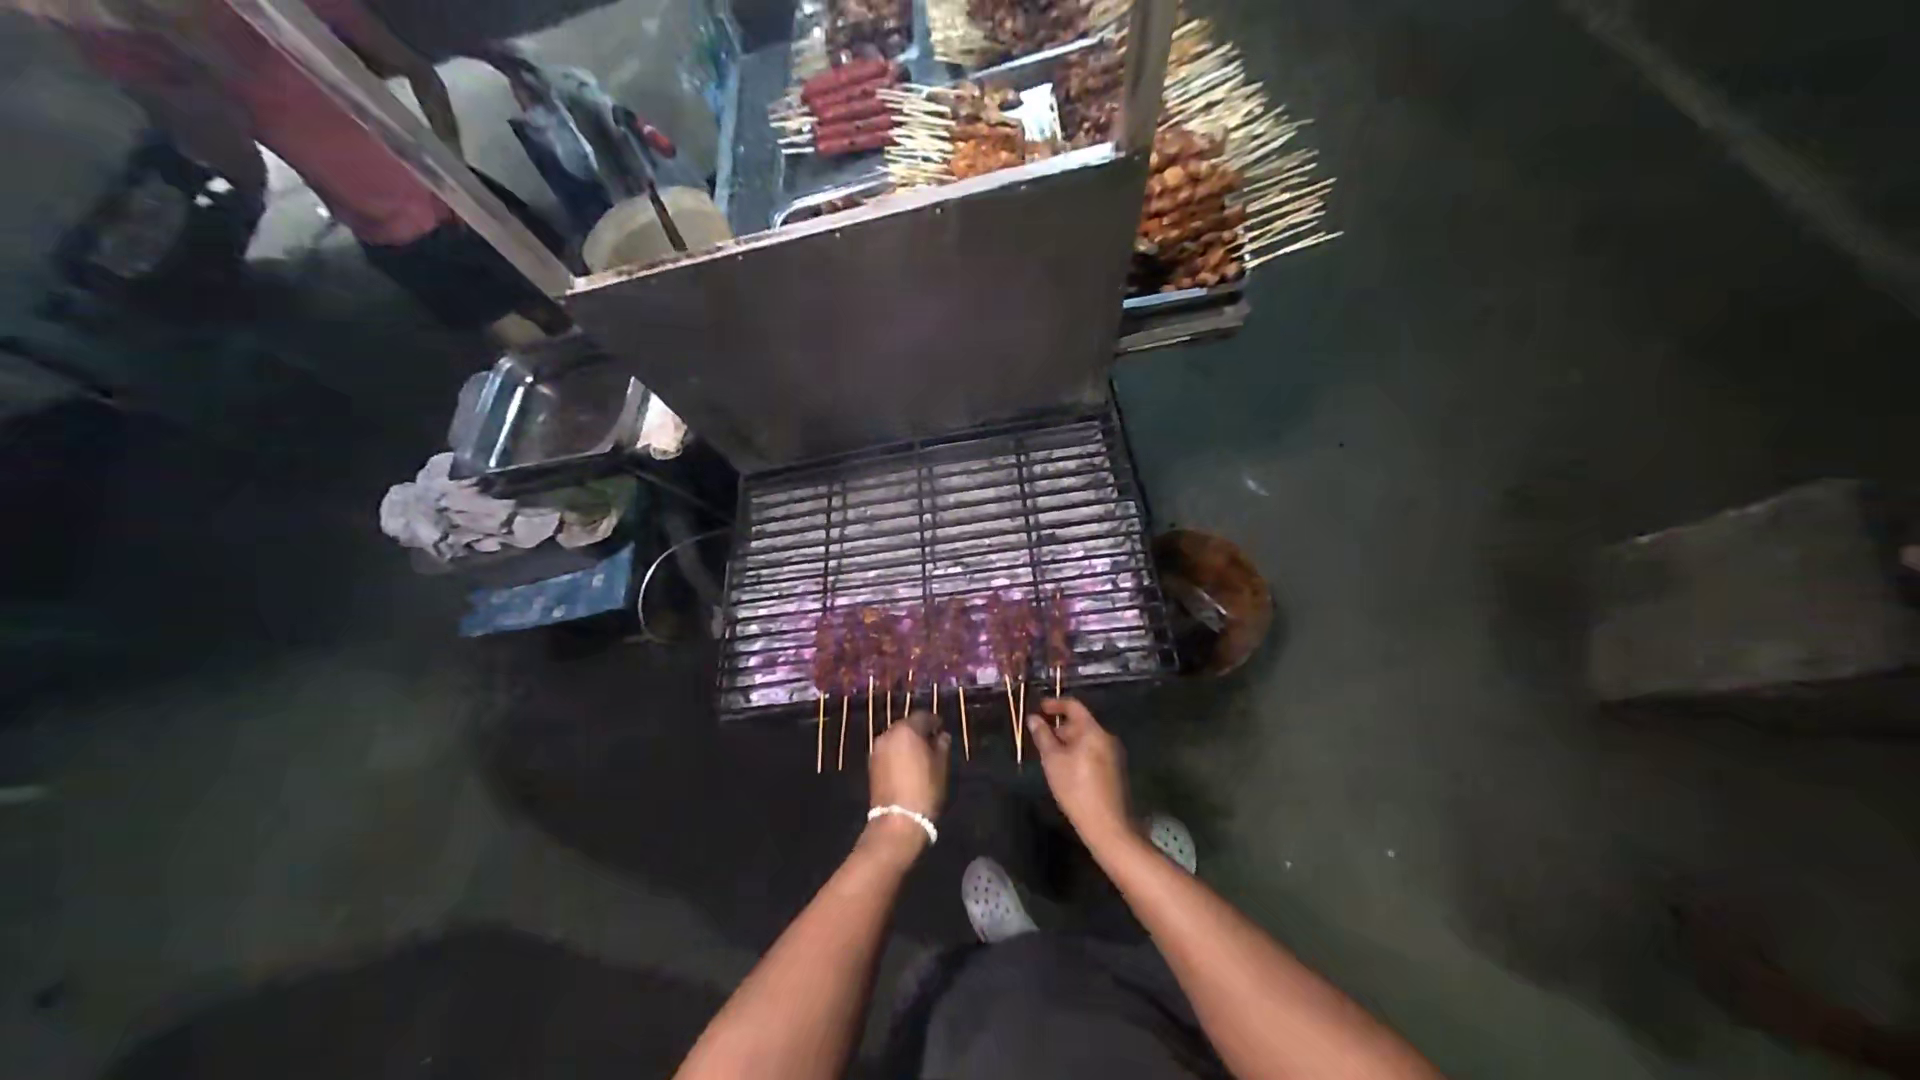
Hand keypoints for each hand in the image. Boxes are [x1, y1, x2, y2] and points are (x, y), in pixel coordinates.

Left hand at [869, 710, 950, 821]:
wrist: (898, 820)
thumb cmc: (925, 789)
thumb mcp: (941, 766)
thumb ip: (942, 745)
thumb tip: (941, 736)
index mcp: (906, 730)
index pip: (923, 716)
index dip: (934, 721)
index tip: (942, 729)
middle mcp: (888, 734)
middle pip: (906, 726)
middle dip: (919, 731)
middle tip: (932, 741)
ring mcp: (877, 749)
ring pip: (896, 738)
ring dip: (907, 742)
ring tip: (920, 755)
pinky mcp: (871, 764)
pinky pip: (888, 751)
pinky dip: (897, 753)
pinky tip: (907, 765)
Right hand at [1028, 698, 1131, 848]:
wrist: (1107, 825)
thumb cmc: (1076, 788)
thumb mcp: (1053, 760)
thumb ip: (1042, 736)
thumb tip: (1033, 718)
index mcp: (1093, 730)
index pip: (1073, 706)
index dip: (1054, 704)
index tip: (1038, 709)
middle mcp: (1106, 737)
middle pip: (1080, 723)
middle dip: (1058, 728)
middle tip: (1040, 740)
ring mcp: (1113, 754)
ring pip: (1085, 739)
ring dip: (1067, 742)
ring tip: (1049, 757)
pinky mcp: (1114, 770)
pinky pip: (1092, 752)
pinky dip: (1077, 753)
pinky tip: (1065, 770)